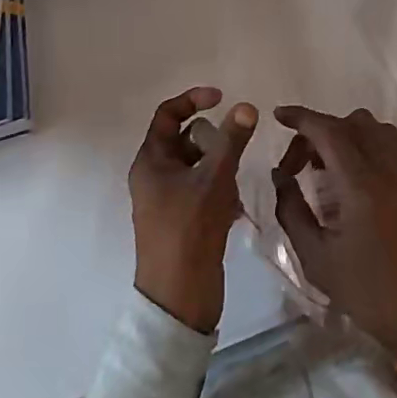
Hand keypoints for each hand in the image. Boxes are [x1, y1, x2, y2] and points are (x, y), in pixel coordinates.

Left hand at [129, 87, 257, 333]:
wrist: (179, 298)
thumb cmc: (190, 229)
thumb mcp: (214, 178)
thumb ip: (231, 140)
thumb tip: (245, 106)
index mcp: (151, 160)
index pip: (168, 115)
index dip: (193, 100)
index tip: (222, 99)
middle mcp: (154, 176)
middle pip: (186, 141)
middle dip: (213, 144)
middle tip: (232, 157)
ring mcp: (167, 200)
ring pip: (198, 168)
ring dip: (220, 171)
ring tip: (234, 188)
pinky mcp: (181, 221)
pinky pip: (202, 192)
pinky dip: (220, 193)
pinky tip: (236, 210)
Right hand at [271, 106, 396, 355]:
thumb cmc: (368, 291)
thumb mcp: (317, 258)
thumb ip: (292, 210)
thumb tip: (279, 176)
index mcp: (361, 186)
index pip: (328, 131)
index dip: (301, 118)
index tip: (278, 116)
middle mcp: (388, 168)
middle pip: (350, 123)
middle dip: (318, 130)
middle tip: (299, 162)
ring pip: (373, 127)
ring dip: (345, 133)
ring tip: (326, 163)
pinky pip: (390, 141)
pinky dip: (366, 141)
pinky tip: (353, 170)